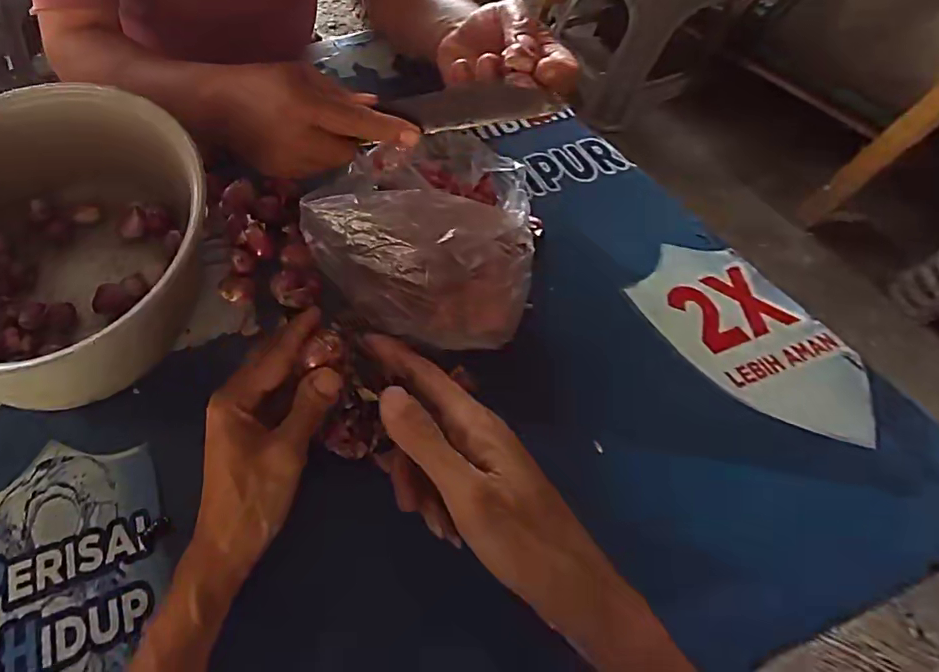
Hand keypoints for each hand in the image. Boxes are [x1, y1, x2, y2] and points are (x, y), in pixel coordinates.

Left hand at [189, 307, 343, 586]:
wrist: (226, 546)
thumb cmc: (253, 499)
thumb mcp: (286, 453)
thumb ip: (308, 409)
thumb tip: (332, 371)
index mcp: (232, 398)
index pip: (271, 359)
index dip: (296, 334)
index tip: (317, 310)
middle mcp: (230, 398)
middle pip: (266, 363)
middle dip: (294, 344)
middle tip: (324, 324)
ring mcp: (237, 415)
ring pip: (270, 381)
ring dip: (294, 366)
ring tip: (323, 346)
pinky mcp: (246, 431)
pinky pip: (272, 400)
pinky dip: (292, 389)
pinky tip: (312, 382)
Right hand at [202, 63, 418, 177]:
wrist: (215, 108)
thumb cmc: (261, 81)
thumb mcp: (301, 75)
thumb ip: (338, 92)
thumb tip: (373, 105)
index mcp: (306, 107)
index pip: (356, 123)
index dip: (387, 130)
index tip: (414, 136)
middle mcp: (299, 140)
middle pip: (348, 150)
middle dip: (352, 138)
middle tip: (338, 121)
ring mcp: (288, 162)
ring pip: (332, 163)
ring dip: (334, 148)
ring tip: (311, 128)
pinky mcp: (279, 175)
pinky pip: (313, 170)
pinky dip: (315, 157)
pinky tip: (296, 140)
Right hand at [364, 335, 692, 671]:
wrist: (581, 599)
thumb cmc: (525, 543)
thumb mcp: (466, 494)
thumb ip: (424, 441)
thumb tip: (386, 391)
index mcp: (475, 422)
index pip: (425, 373)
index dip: (391, 353)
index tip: (357, 338)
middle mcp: (476, 430)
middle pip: (419, 416)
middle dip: (401, 451)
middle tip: (399, 493)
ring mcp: (481, 456)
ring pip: (426, 449)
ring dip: (418, 482)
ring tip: (429, 521)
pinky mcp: (482, 481)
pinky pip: (441, 473)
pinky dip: (434, 497)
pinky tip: (444, 528)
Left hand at [435, 0, 579, 94]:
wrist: (459, 32)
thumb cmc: (493, 23)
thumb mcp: (510, 11)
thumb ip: (520, 26)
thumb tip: (526, 51)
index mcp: (548, 58)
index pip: (565, 73)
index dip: (557, 74)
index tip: (541, 65)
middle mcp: (528, 83)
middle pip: (538, 97)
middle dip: (524, 84)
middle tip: (512, 66)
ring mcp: (499, 96)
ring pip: (502, 103)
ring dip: (494, 79)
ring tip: (486, 58)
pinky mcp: (472, 100)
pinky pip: (470, 100)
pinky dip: (465, 81)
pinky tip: (461, 64)